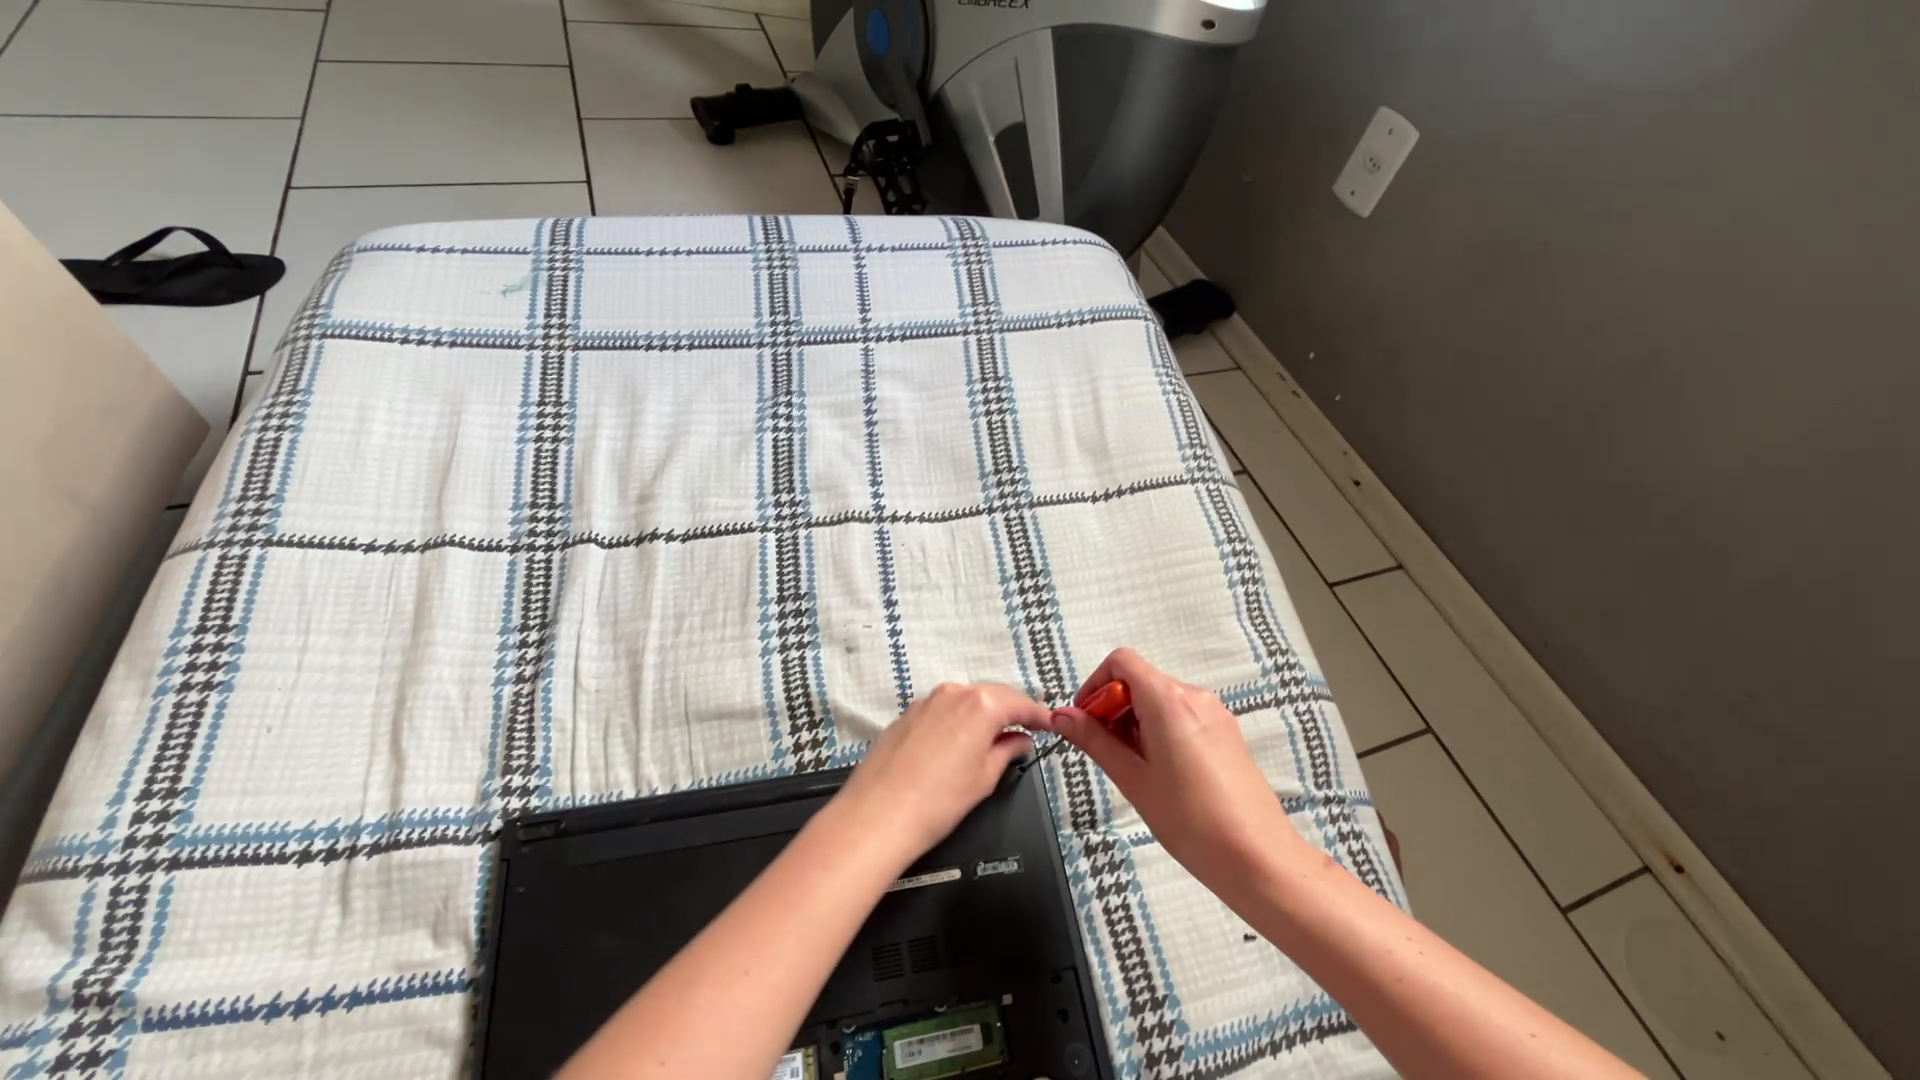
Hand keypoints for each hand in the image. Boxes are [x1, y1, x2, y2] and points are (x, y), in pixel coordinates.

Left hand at [835, 683, 1044, 864]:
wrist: (878, 816)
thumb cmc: (936, 802)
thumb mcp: (984, 778)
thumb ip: (1006, 751)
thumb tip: (1018, 741)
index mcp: (980, 705)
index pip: (1020, 703)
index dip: (1039, 715)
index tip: (1050, 725)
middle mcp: (953, 693)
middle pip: (993, 695)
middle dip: (1012, 710)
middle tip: (1028, 729)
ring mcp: (925, 702)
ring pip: (966, 700)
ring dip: (984, 713)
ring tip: (997, 736)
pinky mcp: (906, 716)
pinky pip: (943, 709)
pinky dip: (959, 719)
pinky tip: (963, 740)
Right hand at [1040, 649, 1309, 891]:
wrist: (1258, 858)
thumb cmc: (1191, 822)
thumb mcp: (1133, 780)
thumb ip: (1095, 741)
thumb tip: (1063, 716)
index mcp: (1169, 701)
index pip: (1121, 662)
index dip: (1095, 686)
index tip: (1085, 722)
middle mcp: (1195, 697)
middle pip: (1140, 680)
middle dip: (1113, 709)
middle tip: (1105, 753)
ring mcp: (1215, 714)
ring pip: (1160, 700)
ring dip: (1135, 722)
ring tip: (1134, 769)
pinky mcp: (1226, 733)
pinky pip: (1182, 716)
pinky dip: (1159, 731)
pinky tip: (1160, 772)